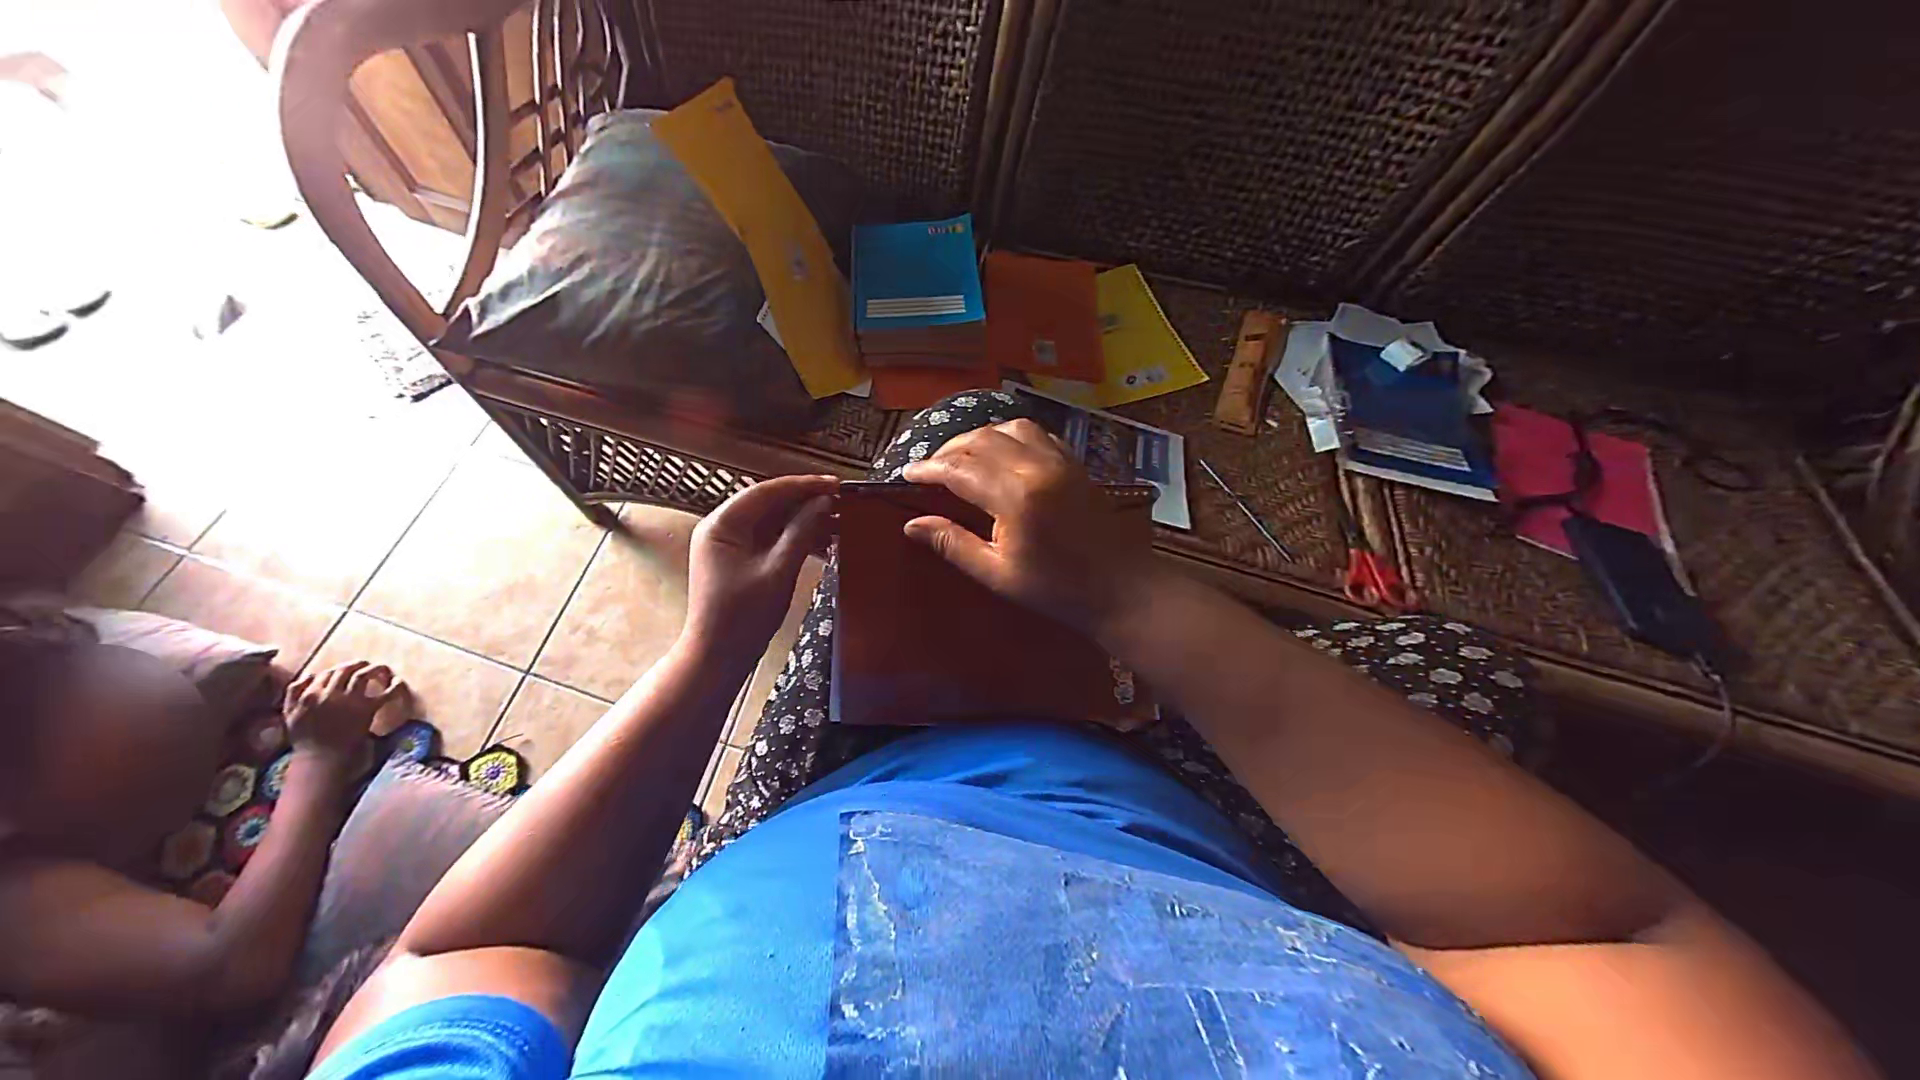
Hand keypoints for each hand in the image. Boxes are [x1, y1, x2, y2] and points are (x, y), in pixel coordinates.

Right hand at [283, 662, 406, 761]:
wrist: (323, 757)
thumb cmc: (306, 739)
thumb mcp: (290, 715)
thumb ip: (294, 694)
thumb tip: (309, 674)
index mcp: (309, 695)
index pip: (325, 673)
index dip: (337, 670)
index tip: (345, 670)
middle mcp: (329, 694)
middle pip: (344, 670)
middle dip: (357, 665)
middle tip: (365, 665)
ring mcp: (349, 700)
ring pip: (363, 674)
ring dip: (374, 668)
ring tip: (381, 668)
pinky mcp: (367, 708)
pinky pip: (385, 692)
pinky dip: (394, 685)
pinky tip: (398, 682)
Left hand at [683, 474, 837, 657]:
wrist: (718, 658)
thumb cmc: (742, 617)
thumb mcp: (778, 571)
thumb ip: (802, 532)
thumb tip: (824, 503)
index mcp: (722, 525)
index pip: (766, 492)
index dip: (803, 486)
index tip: (835, 484)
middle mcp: (722, 528)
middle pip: (770, 504)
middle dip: (806, 502)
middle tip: (842, 502)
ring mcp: (731, 544)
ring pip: (774, 521)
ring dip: (805, 521)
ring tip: (839, 523)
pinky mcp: (741, 560)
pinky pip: (773, 539)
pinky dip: (797, 539)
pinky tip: (825, 543)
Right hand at [900, 420, 1158, 636]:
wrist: (1120, 588)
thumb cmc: (1056, 589)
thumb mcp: (997, 574)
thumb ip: (953, 543)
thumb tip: (912, 524)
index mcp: (1015, 497)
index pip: (958, 469)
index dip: (928, 469)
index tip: (907, 475)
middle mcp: (1037, 466)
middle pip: (981, 439)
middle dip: (949, 449)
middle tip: (930, 468)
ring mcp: (1060, 460)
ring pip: (1010, 427)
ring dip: (980, 437)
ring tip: (962, 457)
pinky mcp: (1075, 462)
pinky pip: (1037, 433)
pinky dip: (1011, 436)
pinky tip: (1002, 453)